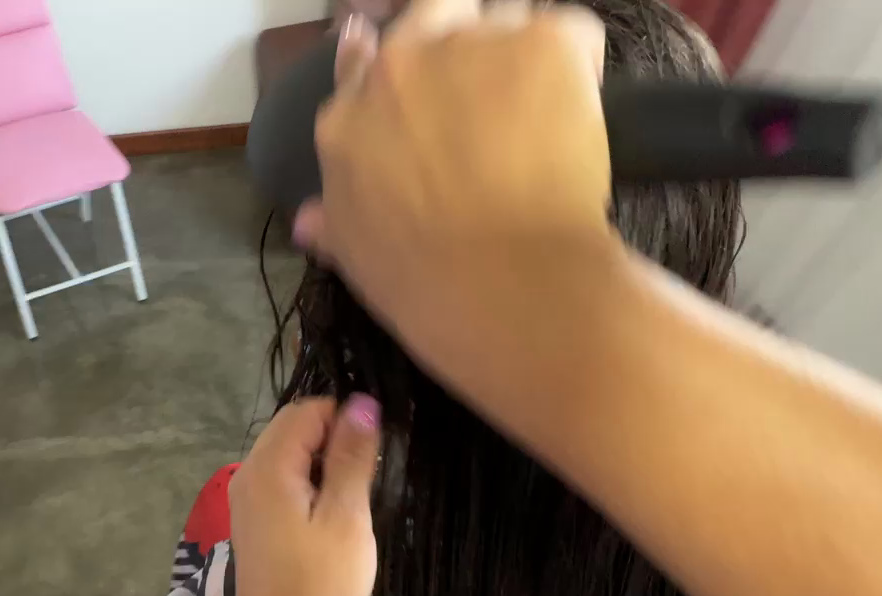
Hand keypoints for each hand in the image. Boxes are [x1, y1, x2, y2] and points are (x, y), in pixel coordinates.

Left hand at [226, 396, 382, 595]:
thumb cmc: (319, 584)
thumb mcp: (346, 517)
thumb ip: (352, 457)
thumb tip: (362, 403)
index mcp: (269, 467)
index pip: (307, 410)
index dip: (345, 418)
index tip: (376, 450)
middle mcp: (248, 473)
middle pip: (293, 428)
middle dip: (334, 438)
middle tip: (368, 477)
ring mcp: (246, 497)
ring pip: (289, 454)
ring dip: (324, 463)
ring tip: (354, 498)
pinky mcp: (252, 518)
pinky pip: (282, 480)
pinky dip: (309, 483)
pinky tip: (331, 513)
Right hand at [294, 0, 618, 377]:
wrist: (499, 282)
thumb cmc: (417, 282)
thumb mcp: (354, 255)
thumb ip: (332, 220)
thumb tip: (306, 219)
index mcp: (346, 121)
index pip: (361, 59)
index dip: (394, 71)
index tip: (419, 90)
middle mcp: (398, 66)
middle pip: (434, 15)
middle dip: (458, 43)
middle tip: (485, 103)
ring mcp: (468, 46)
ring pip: (503, 21)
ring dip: (516, 60)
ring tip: (533, 124)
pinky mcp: (542, 43)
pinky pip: (567, 35)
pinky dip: (575, 72)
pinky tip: (569, 124)